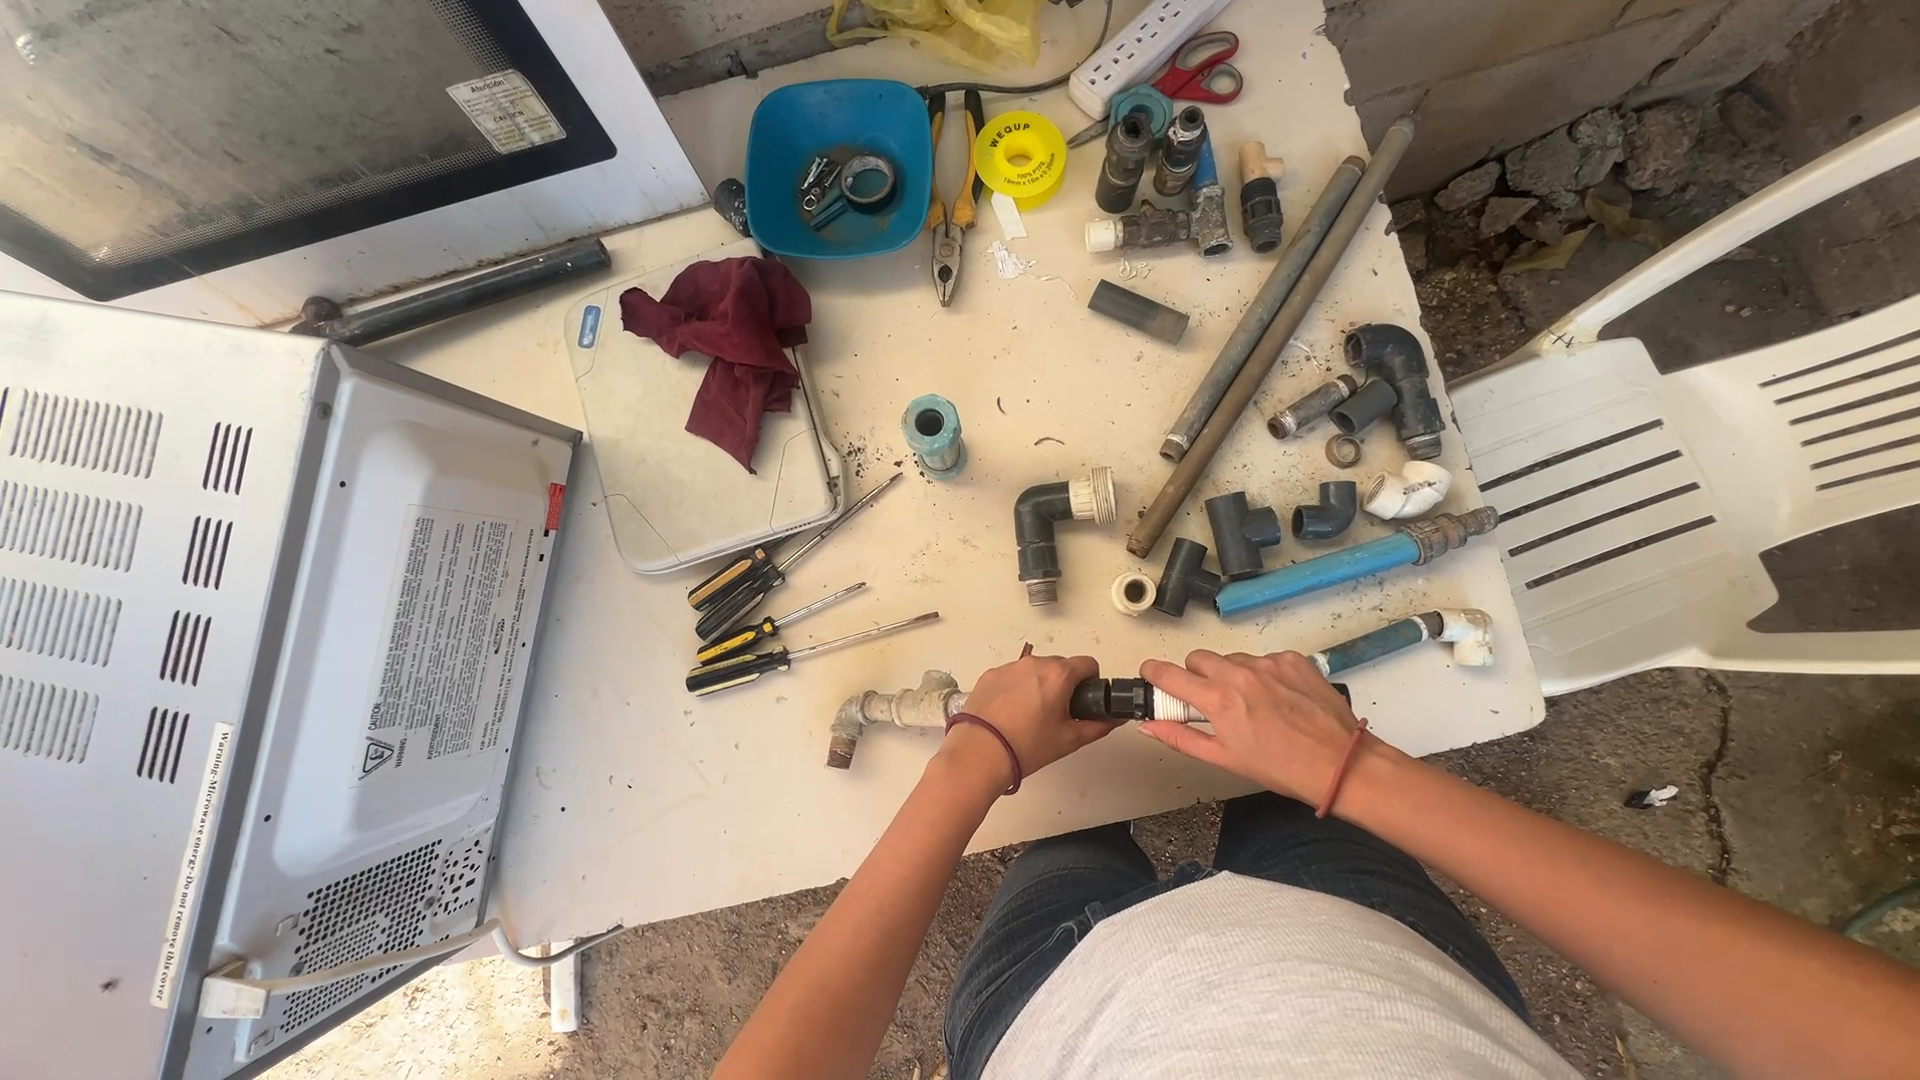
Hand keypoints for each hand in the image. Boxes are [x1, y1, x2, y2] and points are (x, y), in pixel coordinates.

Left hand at [938, 652, 1115, 791]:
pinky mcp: (989, 676)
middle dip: (1064, 685)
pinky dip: (1016, 689)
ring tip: (1031, 717)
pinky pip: (1011, 676)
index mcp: (1058, 674)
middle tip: (1059, 714)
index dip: (1092, 682)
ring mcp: (1008, 668)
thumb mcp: (1069, 739)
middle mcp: (1033, 663)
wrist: (979, 753)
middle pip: (1060, 666)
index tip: (1085, 700)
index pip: (1088, 664)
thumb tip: (1113, 720)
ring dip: (1039, 685)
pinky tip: (1011, 714)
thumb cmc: (1025, 746)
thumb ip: (1098, 726)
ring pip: (1034, 670)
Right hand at [1137, 650, 1368, 802]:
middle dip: (1196, 675)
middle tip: (1210, 700)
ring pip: (1232, 658)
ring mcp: (1268, 663)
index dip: (1153, 672)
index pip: (1168, 673)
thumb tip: (1151, 725)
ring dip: (1231, 674)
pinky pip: (1264, 658)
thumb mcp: (1224, 758)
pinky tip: (1276, 697)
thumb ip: (1180, 737)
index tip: (1151, 674)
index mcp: (1218, 699)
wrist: (1340, 763)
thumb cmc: (1284, 767)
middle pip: (1198, 658)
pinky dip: (1263, 673)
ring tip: (1251, 703)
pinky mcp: (1292, 659)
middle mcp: (1240, 674)